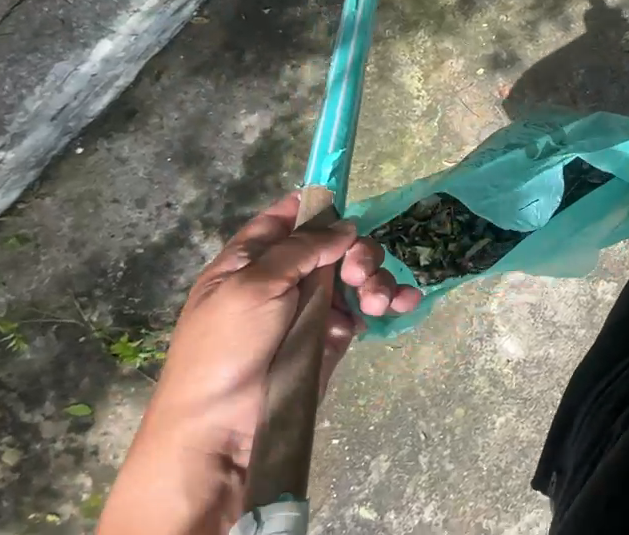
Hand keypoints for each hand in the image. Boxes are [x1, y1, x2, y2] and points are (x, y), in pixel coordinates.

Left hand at [97, 192, 421, 534]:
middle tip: (357, 272)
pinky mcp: (339, 330)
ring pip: (361, 269)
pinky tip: (403, 303)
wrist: (225, 427)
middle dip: (358, 250)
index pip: (287, 217)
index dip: (319, 205)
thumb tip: (345, 227)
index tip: (351, 202)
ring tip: (378, 301)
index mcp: (251, 261)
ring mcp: (315, 304)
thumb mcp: (251, 288)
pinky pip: (374, 302)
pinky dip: (394, 297)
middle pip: (338, 241)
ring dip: (378, 277)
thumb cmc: (225, 350)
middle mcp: (287, 277)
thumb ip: (301, 249)